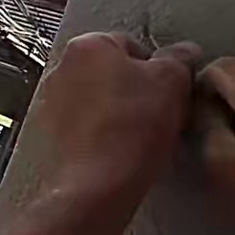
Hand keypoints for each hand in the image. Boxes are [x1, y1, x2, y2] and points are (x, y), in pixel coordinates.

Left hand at [21, 32, 201, 212]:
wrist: (94, 189)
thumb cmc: (129, 132)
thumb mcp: (172, 82)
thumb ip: (180, 58)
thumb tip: (185, 53)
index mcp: (87, 45)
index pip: (133, 46)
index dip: (158, 71)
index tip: (170, 93)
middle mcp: (61, 68)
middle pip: (112, 73)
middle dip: (135, 91)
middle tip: (158, 115)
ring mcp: (50, 104)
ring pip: (98, 101)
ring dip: (118, 114)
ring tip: (139, 138)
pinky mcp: (49, 136)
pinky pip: (85, 128)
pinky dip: (101, 136)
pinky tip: (119, 152)